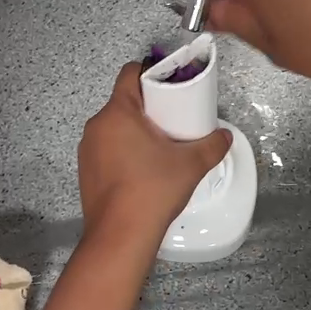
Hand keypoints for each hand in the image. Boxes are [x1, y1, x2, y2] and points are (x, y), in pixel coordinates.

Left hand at [77, 62, 233, 244]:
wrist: (120, 236)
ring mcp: (87, 149)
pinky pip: (105, 148)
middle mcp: (96, 125)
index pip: (129, 73)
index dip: (150, 73)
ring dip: (133, 130)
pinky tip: (141, 169)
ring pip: (113, 126)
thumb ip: (212, 145)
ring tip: (159, 146)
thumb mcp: (191, 165)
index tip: (169, 86)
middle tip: (172, 120)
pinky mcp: (85, 170)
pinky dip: (122, 150)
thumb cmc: (152, 190)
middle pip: (123, 101)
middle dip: (147, 107)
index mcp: (118, 112)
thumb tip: (225, 135)